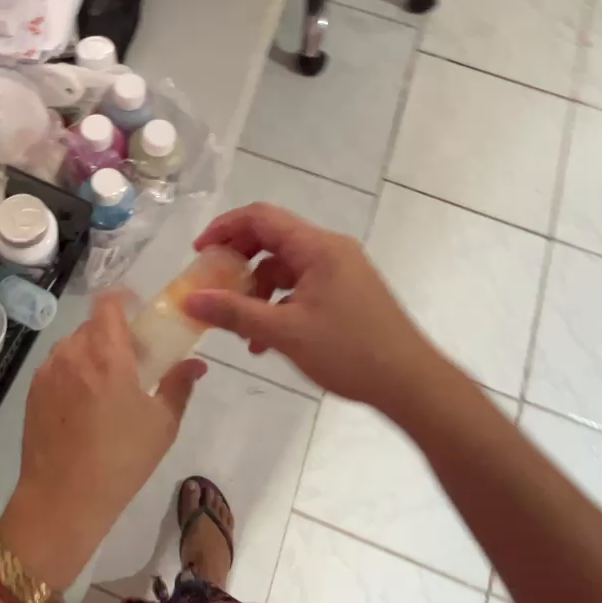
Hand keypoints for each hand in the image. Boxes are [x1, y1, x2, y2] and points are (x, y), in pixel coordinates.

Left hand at [0, 292, 206, 588]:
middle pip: (93, 325)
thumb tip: (196, 365)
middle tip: (132, 358)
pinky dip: (73, 372)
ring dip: (92, 353)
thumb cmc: (121, 460)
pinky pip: (57, 366)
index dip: (122, 299)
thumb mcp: (161, 425)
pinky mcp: (33, 390)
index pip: (107, 302)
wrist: (62, 498)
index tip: (138, 310)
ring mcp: (48, 370)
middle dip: (113, 333)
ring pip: (73, 345)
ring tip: (108, 385)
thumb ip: (178, 385)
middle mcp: (73, 352)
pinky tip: (84, 405)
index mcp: (107, 353)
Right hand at [182, 202, 465, 417]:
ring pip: (284, 266)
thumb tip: (189, 300)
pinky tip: (266, 340)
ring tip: (238, 326)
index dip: (224, 229)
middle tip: (212, 284)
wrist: (412, 384)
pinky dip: (278, 304)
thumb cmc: (350, 352)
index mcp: (317, 247)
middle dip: (237, 261)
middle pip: (272, 238)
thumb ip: (234, 313)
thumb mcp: (284, 333)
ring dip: (256, 290)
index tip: (199, 254)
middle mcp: (330, 249)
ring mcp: (341, 271)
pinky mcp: (347, 292)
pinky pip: (301, 286)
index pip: (260, 218)